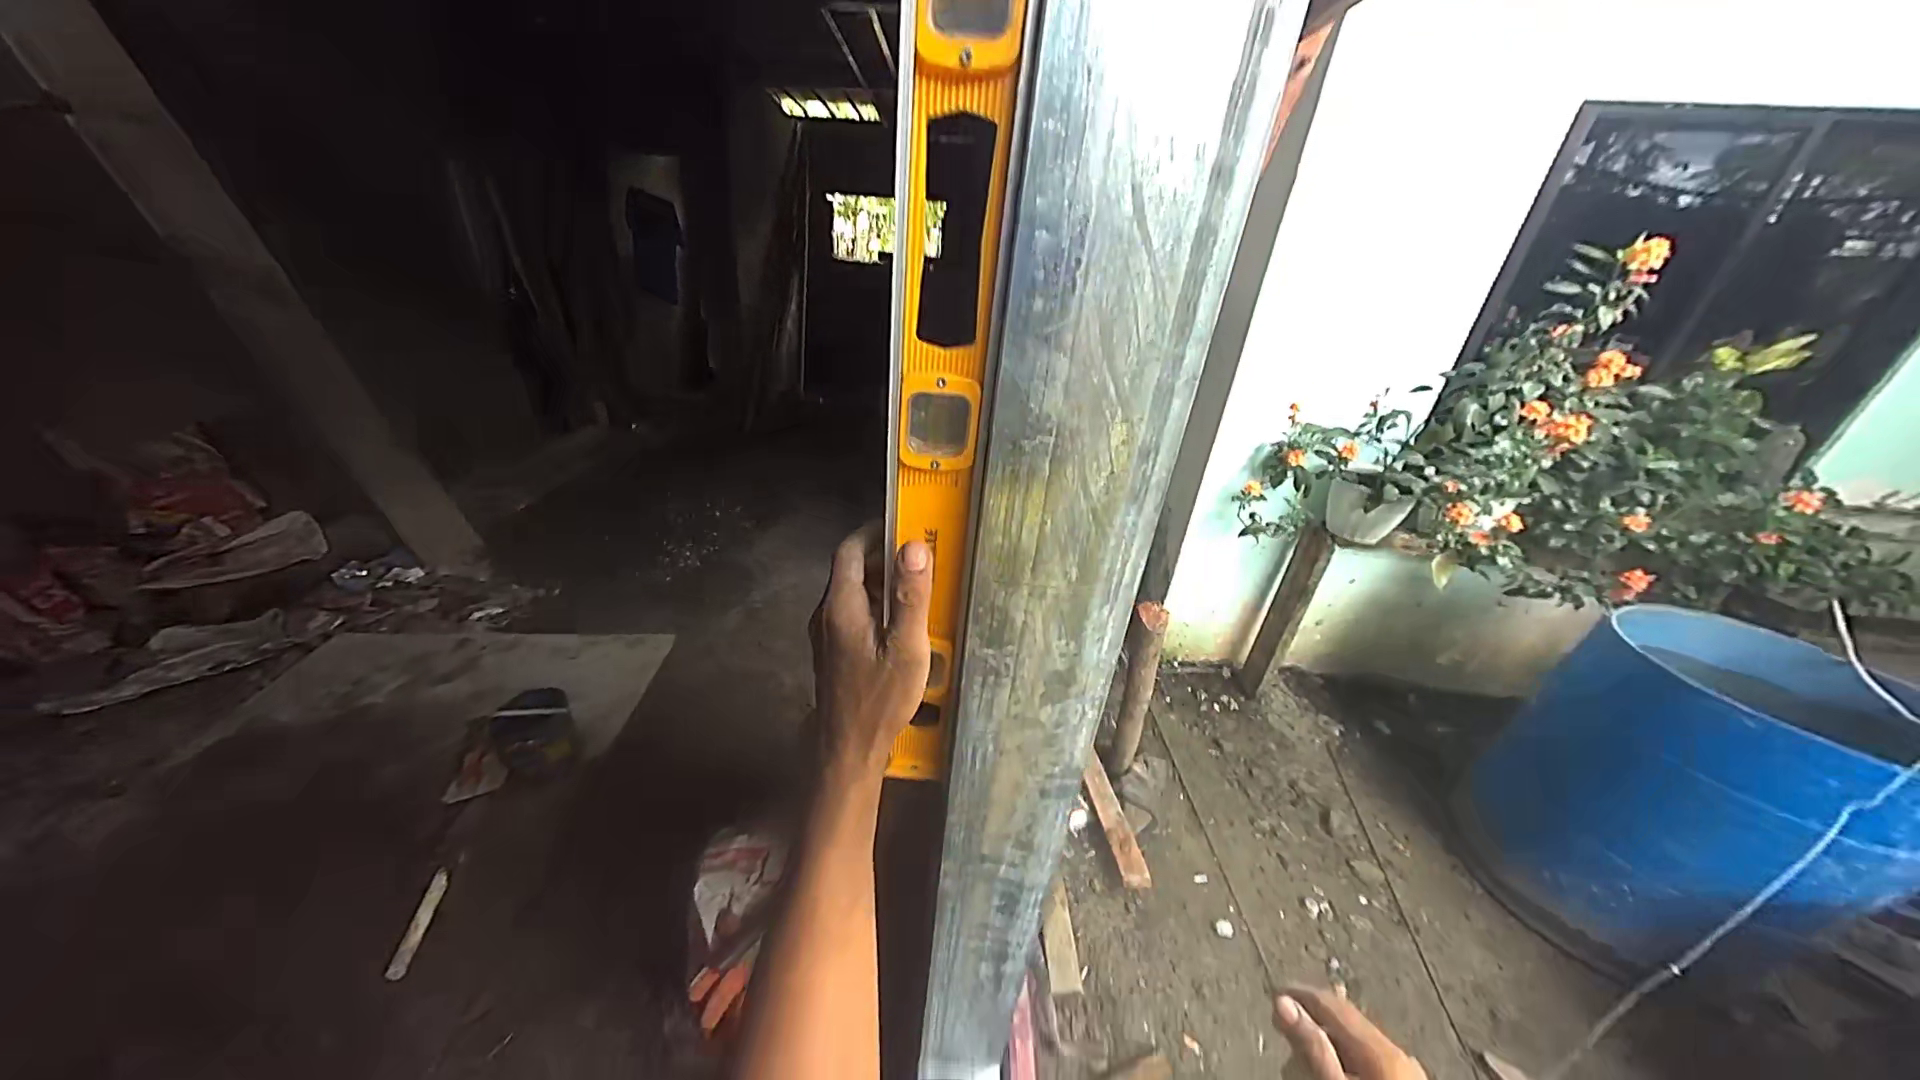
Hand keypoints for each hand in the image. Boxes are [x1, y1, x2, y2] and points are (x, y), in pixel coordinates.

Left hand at [809, 523, 932, 775]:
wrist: (847, 749)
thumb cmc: (879, 699)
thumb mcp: (906, 647)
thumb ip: (911, 596)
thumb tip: (914, 546)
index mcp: (841, 605)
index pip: (850, 549)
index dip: (874, 531)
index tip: (902, 524)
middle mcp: (826, 613)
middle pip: (851, 568)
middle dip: (884, 556)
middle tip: (919, 557)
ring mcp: (826, 633)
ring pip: (853, 592)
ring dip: (881, 581)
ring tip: (916, 587)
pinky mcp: (833, 650)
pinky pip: (853, 612)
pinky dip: (876, 604)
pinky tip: (900, 622)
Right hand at [1274, 987, 1426, 1079]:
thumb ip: (1310, 1047)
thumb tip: (1282, 1003)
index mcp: (1380, 1050)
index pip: (1330, 1003)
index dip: (1297, 995)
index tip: (1272, 1000)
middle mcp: (1397, 1054)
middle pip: (1343, 1022)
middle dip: (1311, 1027)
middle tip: (1284, 1037)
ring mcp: (1406, 1074)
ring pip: (1355, 1045)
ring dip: (1326, 1048)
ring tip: (1304, 1068)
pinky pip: (1368, 1064)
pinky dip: (1344, 1065)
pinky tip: (1332, 1077)